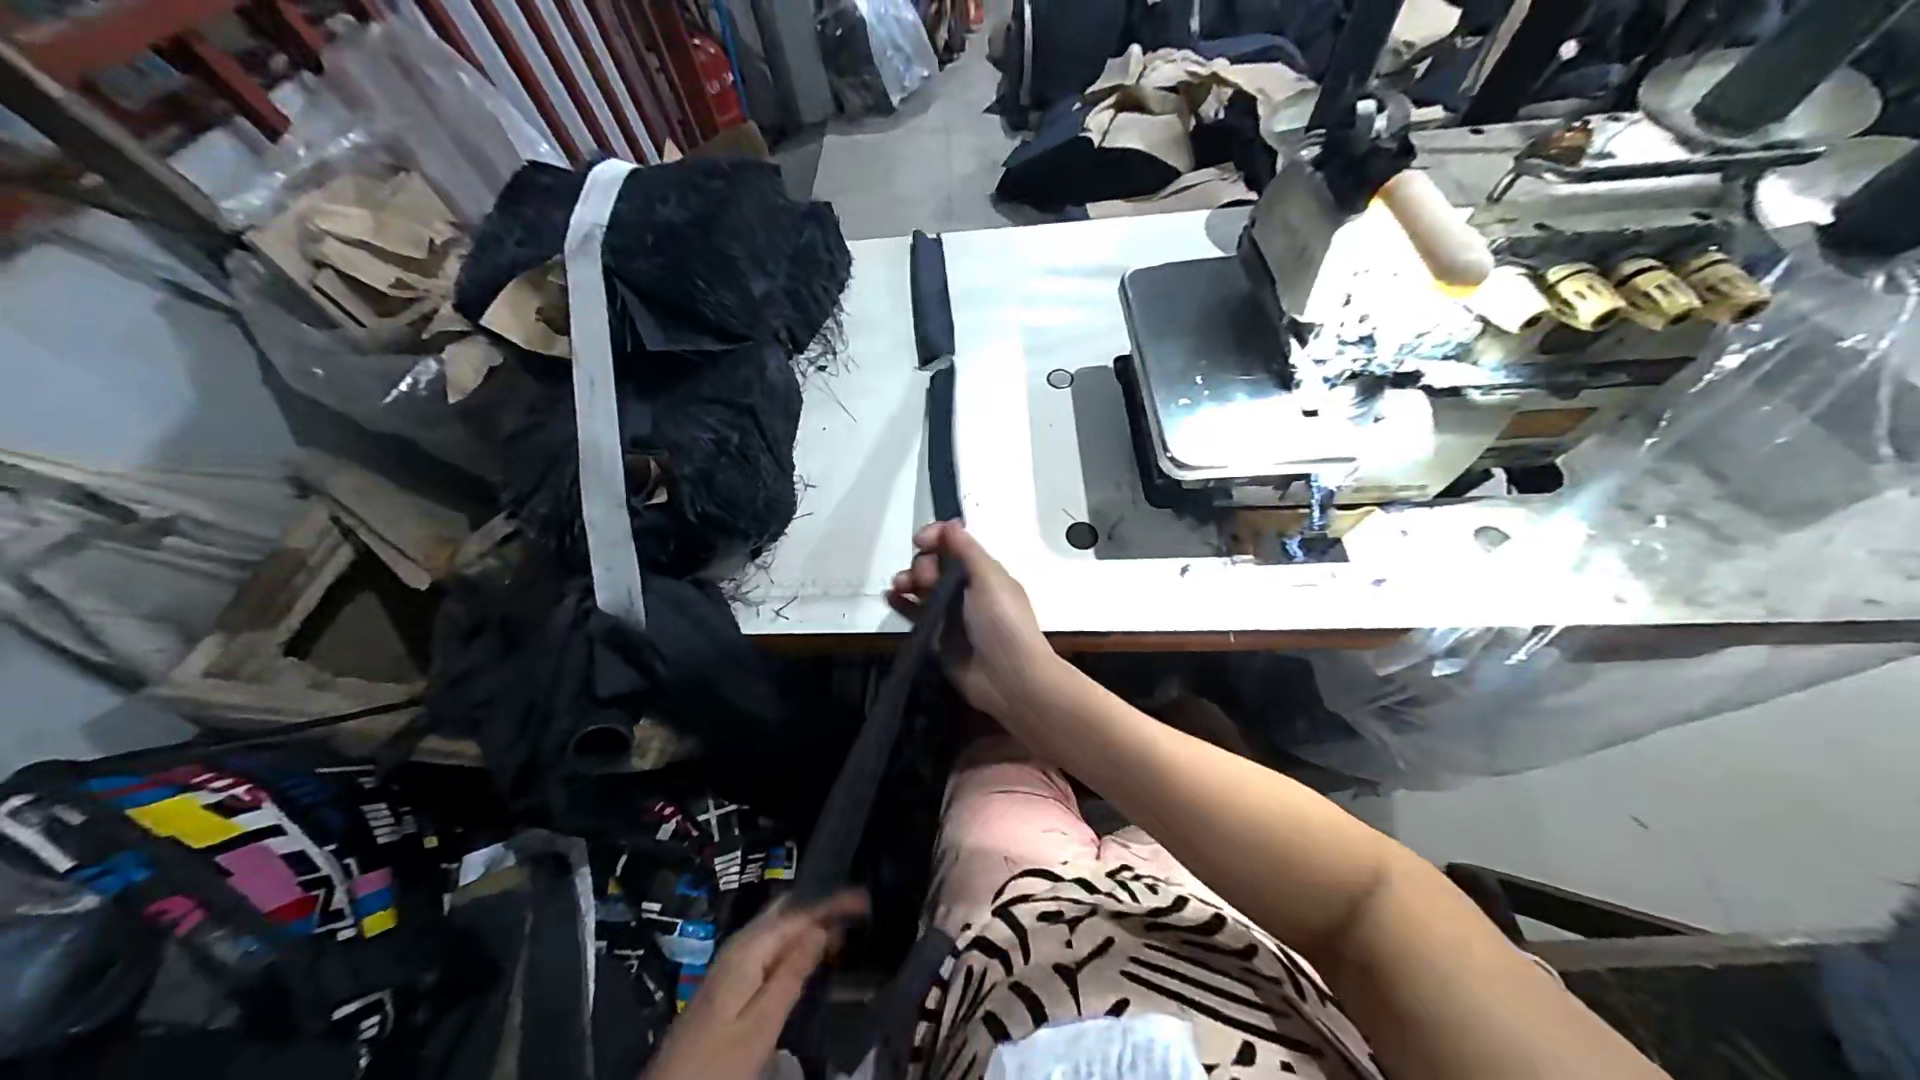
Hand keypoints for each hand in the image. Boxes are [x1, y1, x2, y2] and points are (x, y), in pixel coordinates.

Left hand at [642, 890, 868, 1079]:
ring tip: (842, 929)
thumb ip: (792, 974)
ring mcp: (730, 964)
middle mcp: (738, 946)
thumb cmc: (716, 1068)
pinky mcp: (729, 983)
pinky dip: (793, 943)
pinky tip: (808, 955)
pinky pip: (768, 948)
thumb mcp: (761, 1025)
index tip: (864, 900)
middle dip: (821, 907)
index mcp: (748, 950)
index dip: (832, 904)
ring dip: (808, 924)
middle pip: (786, 912)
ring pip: (777, 929)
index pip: (798, 914)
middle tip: (856, 912)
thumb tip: (821, 929)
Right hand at [886, 521, 1056, 720]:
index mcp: (983, 572)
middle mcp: (966, 589)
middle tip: (924, 579)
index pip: (954, 544)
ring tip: (900, 586)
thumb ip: (968, 551)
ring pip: (922, 587)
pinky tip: (892, 598)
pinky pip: (915, 613)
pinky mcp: (937, 636)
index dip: (936, 538)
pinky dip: (902, 603)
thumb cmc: (1005, 626)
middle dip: (922, 563)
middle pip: (934, 564)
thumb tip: (952, 524)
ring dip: (908, 580)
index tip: (922, 540)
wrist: (1010, 680)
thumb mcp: (990, 580)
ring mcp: (951, 613)